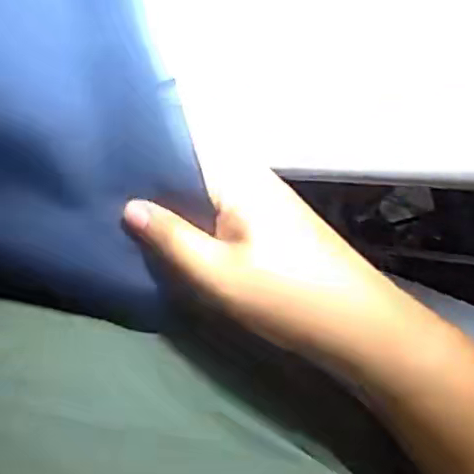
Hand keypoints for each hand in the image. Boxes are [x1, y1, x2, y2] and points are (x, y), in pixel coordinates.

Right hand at [125, 169, 419, 357]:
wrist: (366, 331)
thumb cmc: (288, 296)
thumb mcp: (218, 274)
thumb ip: (170, 237)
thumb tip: (128, 205)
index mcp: (236, 175)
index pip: (181, 141)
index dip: (145, 146)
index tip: (107, 153)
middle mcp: (249, 176)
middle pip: (191, 163)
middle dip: (153, 176)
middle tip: (108, 186)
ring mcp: (263, 198)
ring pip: (204, 187)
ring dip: (174, 198)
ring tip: (130, 207)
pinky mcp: (270, 222)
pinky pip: (219, 206)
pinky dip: (195, 215)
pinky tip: (174, 232)